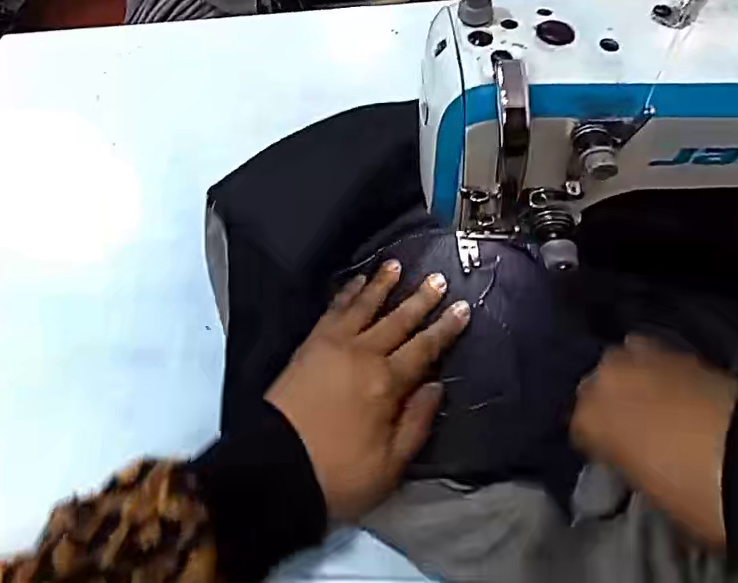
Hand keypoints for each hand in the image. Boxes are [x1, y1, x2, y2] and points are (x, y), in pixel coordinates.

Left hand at [266, 260, 470, 521]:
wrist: (275, 466)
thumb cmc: (338, 472)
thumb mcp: (389, 466)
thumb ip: (417, 422)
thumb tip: (436, 386)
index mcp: (386, 383)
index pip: (423, 349)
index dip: (445, 329)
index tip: (462, 307)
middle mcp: (363, 353)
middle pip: (398, 320)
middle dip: (421, 299)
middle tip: (438, 278)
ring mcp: (334, 343)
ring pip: (365, 306)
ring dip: (383, 284)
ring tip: (397, 264)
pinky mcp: (312, 342)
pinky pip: (335, 309)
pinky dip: (348, 293)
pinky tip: (357, 282)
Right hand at [571, 336, 737, 545]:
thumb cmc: (695, 492)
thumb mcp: (651, 490)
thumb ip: (627, 461)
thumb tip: (631, 456)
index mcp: (591, 415)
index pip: (578, 426)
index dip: (596, 442)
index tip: (612, 456)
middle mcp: (606, 376)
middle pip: (595, 385)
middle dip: (608, 402)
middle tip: (631, 427)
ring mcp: (640, 356)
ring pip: (622, 361)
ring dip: (631, 376)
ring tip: (651, 399)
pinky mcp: (675, 349)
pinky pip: (654, 355)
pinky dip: (658, 369)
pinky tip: (674, 387)